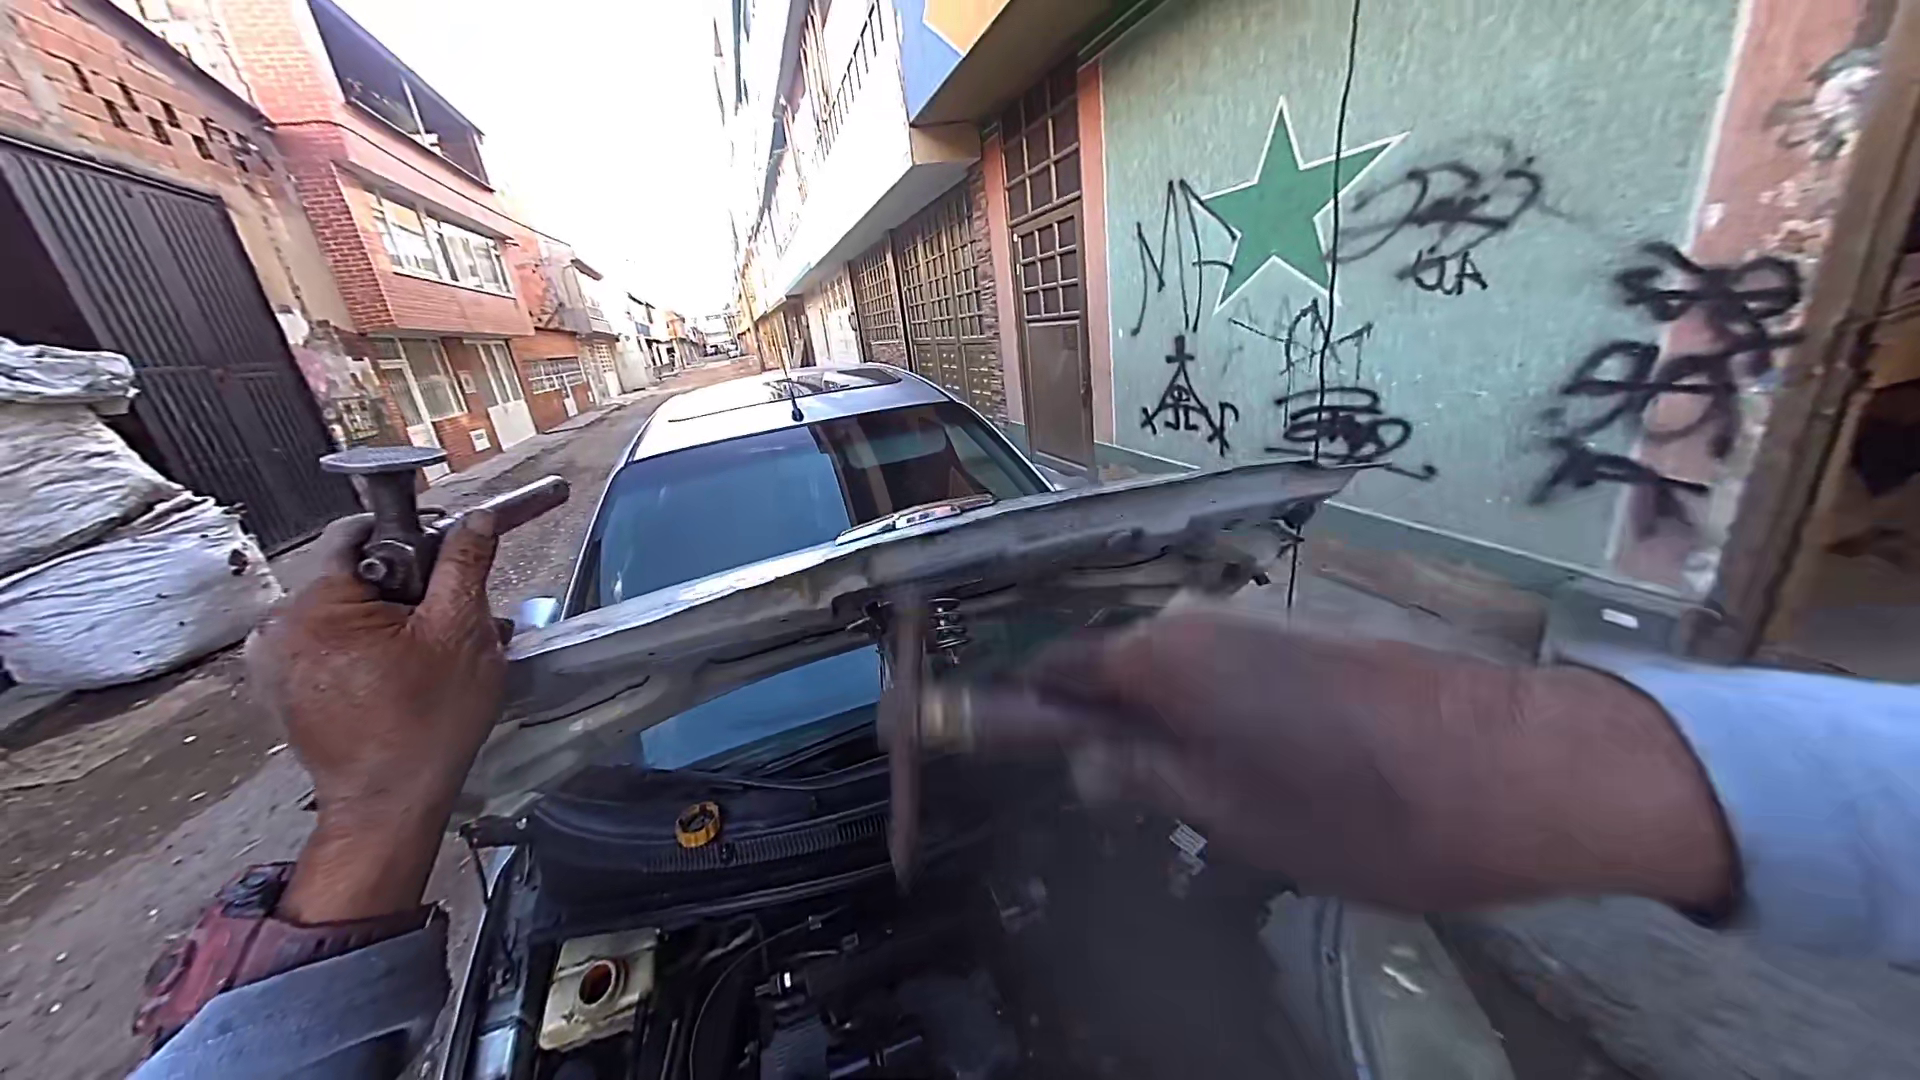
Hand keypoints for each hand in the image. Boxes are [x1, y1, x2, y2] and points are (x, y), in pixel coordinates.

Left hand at [246, 512, 505, 922]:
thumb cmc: (432, 715)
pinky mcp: (285, 688)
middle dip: (414, 591)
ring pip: (353, 612)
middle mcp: (278, 629)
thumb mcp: (462, 632)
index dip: (415, 541)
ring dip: (400, 621)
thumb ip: (465, 567)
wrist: (392, 798)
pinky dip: (376, 646)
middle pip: (360, 578)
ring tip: (438, 655)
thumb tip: (476, 519)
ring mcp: (275, 663)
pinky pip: (337, 643)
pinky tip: (408, 674)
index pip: (360, 538)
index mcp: (316, 608)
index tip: (452, 566)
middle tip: (457, 624)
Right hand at [953, 608, 1733, 912]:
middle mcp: (1187, 622)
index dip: (1007, 701)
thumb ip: (1138, 778)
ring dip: (1138, 716)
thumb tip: (1081, 765)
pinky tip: (1221, 753)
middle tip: (1092, 781)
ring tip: (1163, 780)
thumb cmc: (1357, 804)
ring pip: (1154, 669)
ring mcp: (1240, 623)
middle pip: (1100, 665)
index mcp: (1157, 659)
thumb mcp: (1228, 813)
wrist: (1523, 762)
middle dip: (1080, 716)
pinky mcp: (1284, 636)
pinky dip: (1186, 705)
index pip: (1049, 670)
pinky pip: (1203, 666)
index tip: (986, 730)